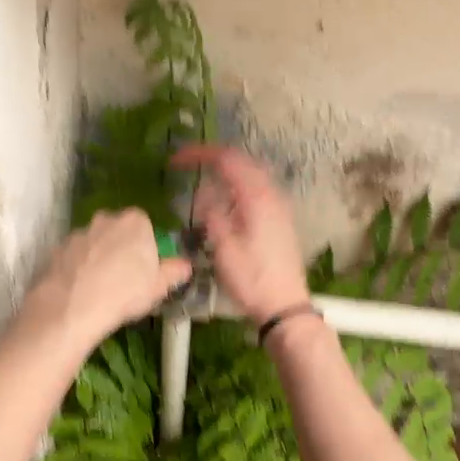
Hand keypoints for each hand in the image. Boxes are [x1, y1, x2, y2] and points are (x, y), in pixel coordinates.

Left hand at [17, 209, 192, 355]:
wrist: (73, 307)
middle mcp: (104, 219)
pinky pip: (74, 257)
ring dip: (98, 258)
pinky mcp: (57, 249)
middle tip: (124, 279)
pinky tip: (80, 291)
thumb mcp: (159, 286)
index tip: (146, 269)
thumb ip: (175, 271)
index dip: (146, 247)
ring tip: (100, 289)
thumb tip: (185, 265)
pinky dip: (78, 268)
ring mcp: (78, 233)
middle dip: (121, 249)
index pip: (145, 226)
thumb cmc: (125, 293)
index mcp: (135, 221)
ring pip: (94, 243)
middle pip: (118, 232)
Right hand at [172, 145, 309, 321]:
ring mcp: (279, 206)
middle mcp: (272, 194)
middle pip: (241, 162)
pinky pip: (257, 190)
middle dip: (212, 159)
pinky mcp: (280, 219)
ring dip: (226, 172)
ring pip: (251, 175)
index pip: (227, 159)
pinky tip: (225, 201)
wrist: (284, 305)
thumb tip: (203, 192)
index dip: (199, 154)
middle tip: (187, 165)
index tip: (176, 161)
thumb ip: (211, 212)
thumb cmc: (251, 279)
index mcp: (257, 196)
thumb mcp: (223, 247)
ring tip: (202, 179)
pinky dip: (238, 186)